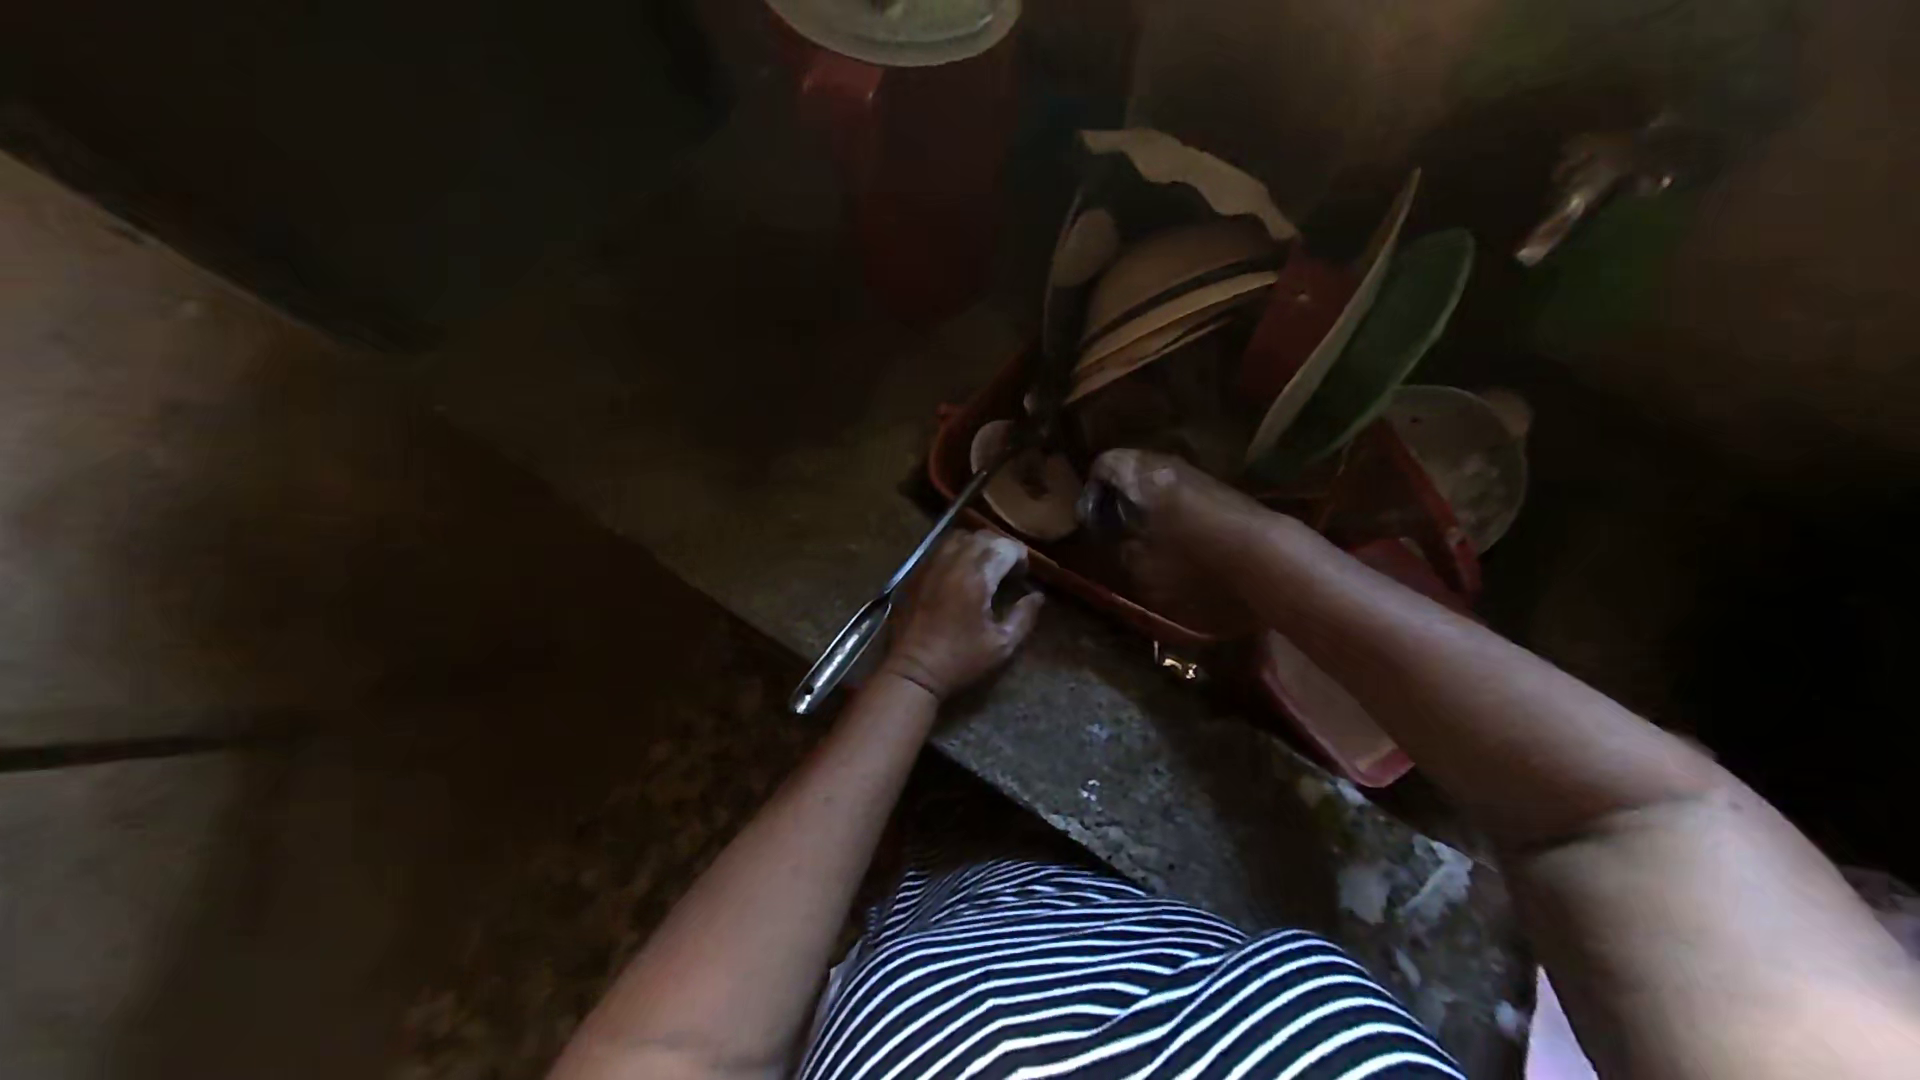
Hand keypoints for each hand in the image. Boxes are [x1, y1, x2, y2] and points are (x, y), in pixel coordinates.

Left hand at [879, 530, 1043, 702]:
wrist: (912, 671)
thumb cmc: (960, 660)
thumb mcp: (1001, 645)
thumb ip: (1024, 616)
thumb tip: (1037, 596)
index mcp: (977, 578)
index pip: (1005, 548)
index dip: (1020, 556)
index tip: (1023, 574)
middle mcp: (953, 563)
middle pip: (983, 537)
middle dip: (1001, 547)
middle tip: (1009, 568)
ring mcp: (931, 565)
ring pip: (960, 537)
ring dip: (978, 545)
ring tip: (985, 565)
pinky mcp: (916, 573)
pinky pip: (940, 549)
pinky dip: (956, 551)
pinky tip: (961, 572)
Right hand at [1078, 449, 1269, 635]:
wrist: (1269, 562)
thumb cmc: (1192, 565)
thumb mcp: (1139, 567)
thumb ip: (1116, 548)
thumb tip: (1110, 536)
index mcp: (1139, 474)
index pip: (1102, 464)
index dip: (1092, 491)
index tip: (1092, 521)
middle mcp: (1168, 464)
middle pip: (1131, 470)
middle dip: (1119, 498)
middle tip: (1115, 532)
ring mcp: (1200, 475)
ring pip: (1159, 481)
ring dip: (1148, 505)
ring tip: (1146, 540)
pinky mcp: (1223, 491)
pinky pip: (1183, 493)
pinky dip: (1173, 511)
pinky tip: (1180, 542)